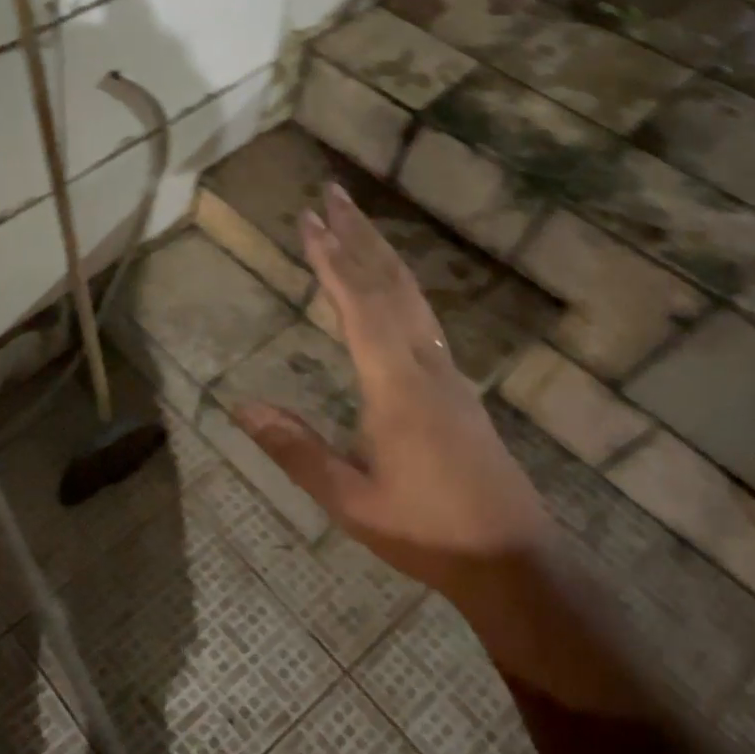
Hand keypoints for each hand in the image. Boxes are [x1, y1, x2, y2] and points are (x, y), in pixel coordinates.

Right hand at [232, 183, 550, 602]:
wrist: (513, 560)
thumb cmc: (426, 532)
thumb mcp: (348, 500)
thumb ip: (296, 450)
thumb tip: (241, 408)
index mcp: (396, 387)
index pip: (358, 307)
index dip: (331, 261)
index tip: (308, 221)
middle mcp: (426, 367)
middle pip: (390, 285)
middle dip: (359, 236)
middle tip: (331, 193)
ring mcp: (448, 375)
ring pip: (413, 297)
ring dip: (381, 254)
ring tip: (356, 222)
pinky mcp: (458, 389)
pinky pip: (424, 318)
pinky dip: (399, 285)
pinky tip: (390, 287)